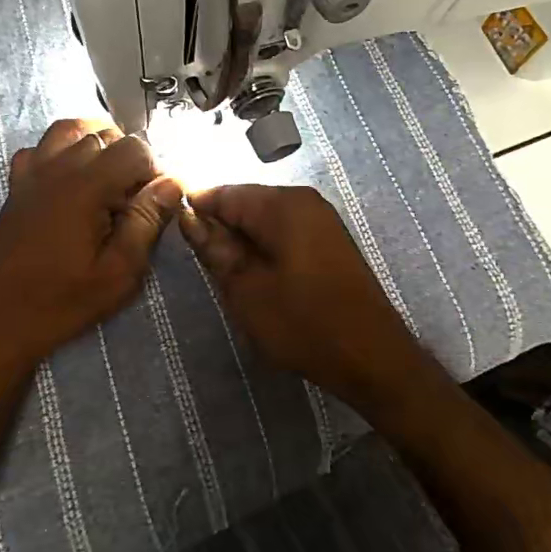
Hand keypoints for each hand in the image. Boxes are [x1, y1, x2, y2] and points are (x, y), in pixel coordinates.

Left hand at [0, 119, 182, 374]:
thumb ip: (145, 222)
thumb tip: (171, 183)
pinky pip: (39, 148)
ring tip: (107, 179)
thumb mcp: (117, 274)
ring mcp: (31, 172)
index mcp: (86, 186)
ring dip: (95, 144)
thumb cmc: (60, 302)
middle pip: (104, 134)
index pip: (133, 148)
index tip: (155, 201)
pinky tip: (68, 179)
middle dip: (127, 157)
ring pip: (70, 130)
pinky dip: (59, 151)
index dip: (154, 169)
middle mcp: (58, 167)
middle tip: (133, 198)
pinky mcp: (16, 185)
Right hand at [179, 185, 429, 410]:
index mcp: (282, 204)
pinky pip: (283, 229)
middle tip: (204, 263)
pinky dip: (264, 245)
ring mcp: (320, 218)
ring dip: (242, 239)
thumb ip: (213, 249)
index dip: (196, 210)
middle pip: (245, 201)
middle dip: (220, 226)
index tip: (176, 234)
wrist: (374, 359)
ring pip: (264, 217)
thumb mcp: (245, 290)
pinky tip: (257, 274)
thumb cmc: (304, 324)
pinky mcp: (329, 239)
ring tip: (229, 273)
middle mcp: (303, 199)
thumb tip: (188, 218)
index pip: (223, 192)